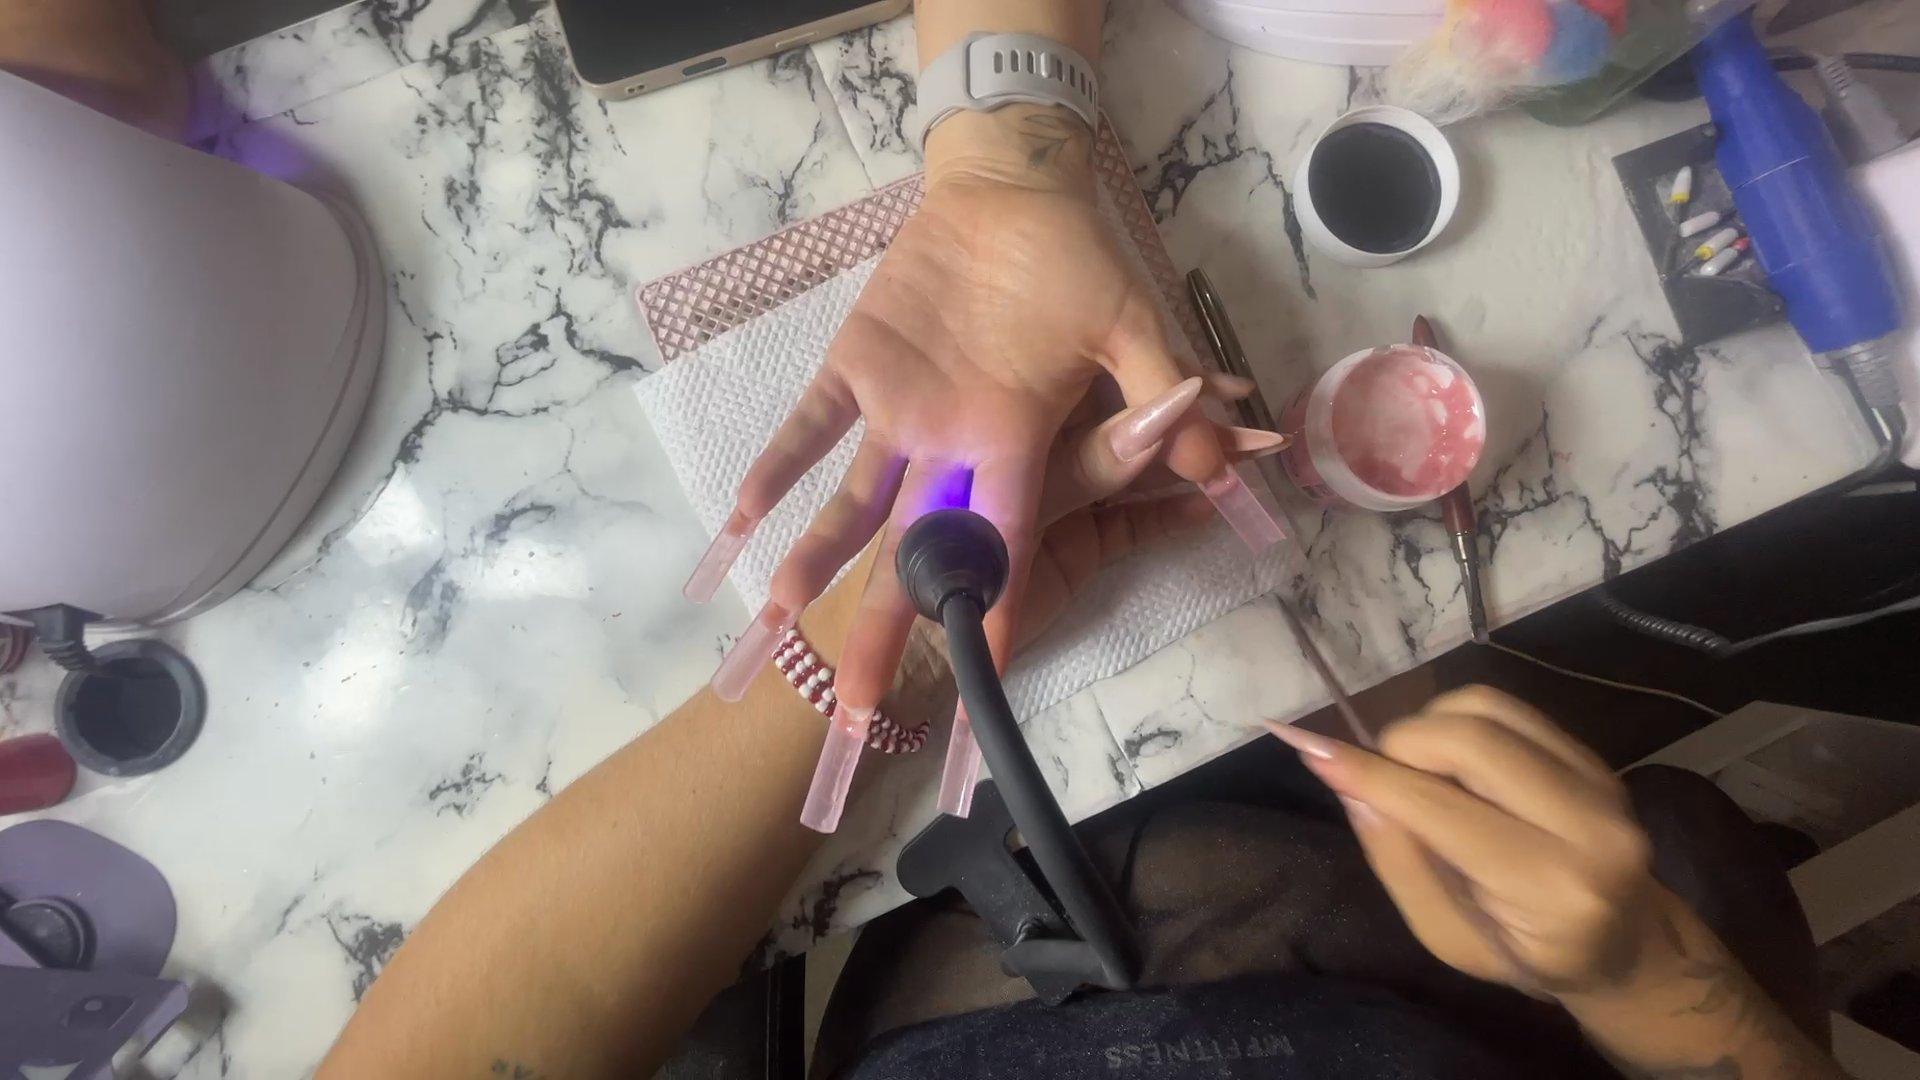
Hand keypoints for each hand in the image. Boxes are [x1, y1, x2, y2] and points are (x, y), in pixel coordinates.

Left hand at [692, 105, 1238, 717]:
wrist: (1014, 197)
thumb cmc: (1076, 263)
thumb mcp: (1130, 326)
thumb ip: (1160, 391)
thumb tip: (1216, 461)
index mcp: (1019, 445)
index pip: (1006, 545)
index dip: (992, 610)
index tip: (974, 681)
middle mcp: (955, 446)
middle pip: (919, 550)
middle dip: (892, 622)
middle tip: (860, 705)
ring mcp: (902, 411)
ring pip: (856, 500)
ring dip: (820, 554)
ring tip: (784, 614)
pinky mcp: (859, 366)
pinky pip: (814, 421)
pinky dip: (783, 459)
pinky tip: (746, 510)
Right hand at [1270, 687, 1672, 996]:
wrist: (1626, 945)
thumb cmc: (1519, 948)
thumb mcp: (1443, 934)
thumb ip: (1395, 858)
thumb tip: (1345, 782)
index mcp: (1551, 889)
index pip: (1438, 807)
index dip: (1367, 773)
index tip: (1309, 748)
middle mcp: (1591, 829)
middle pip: (1467, 738)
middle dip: (1400, 745)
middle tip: (1385, 776)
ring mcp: (1600, 785)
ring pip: (1481, 708)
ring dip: (1427, 726)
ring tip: (1423, 769)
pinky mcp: (1593, 757)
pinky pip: (1502, 705)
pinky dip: (1456, 718)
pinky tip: (1455, 758)